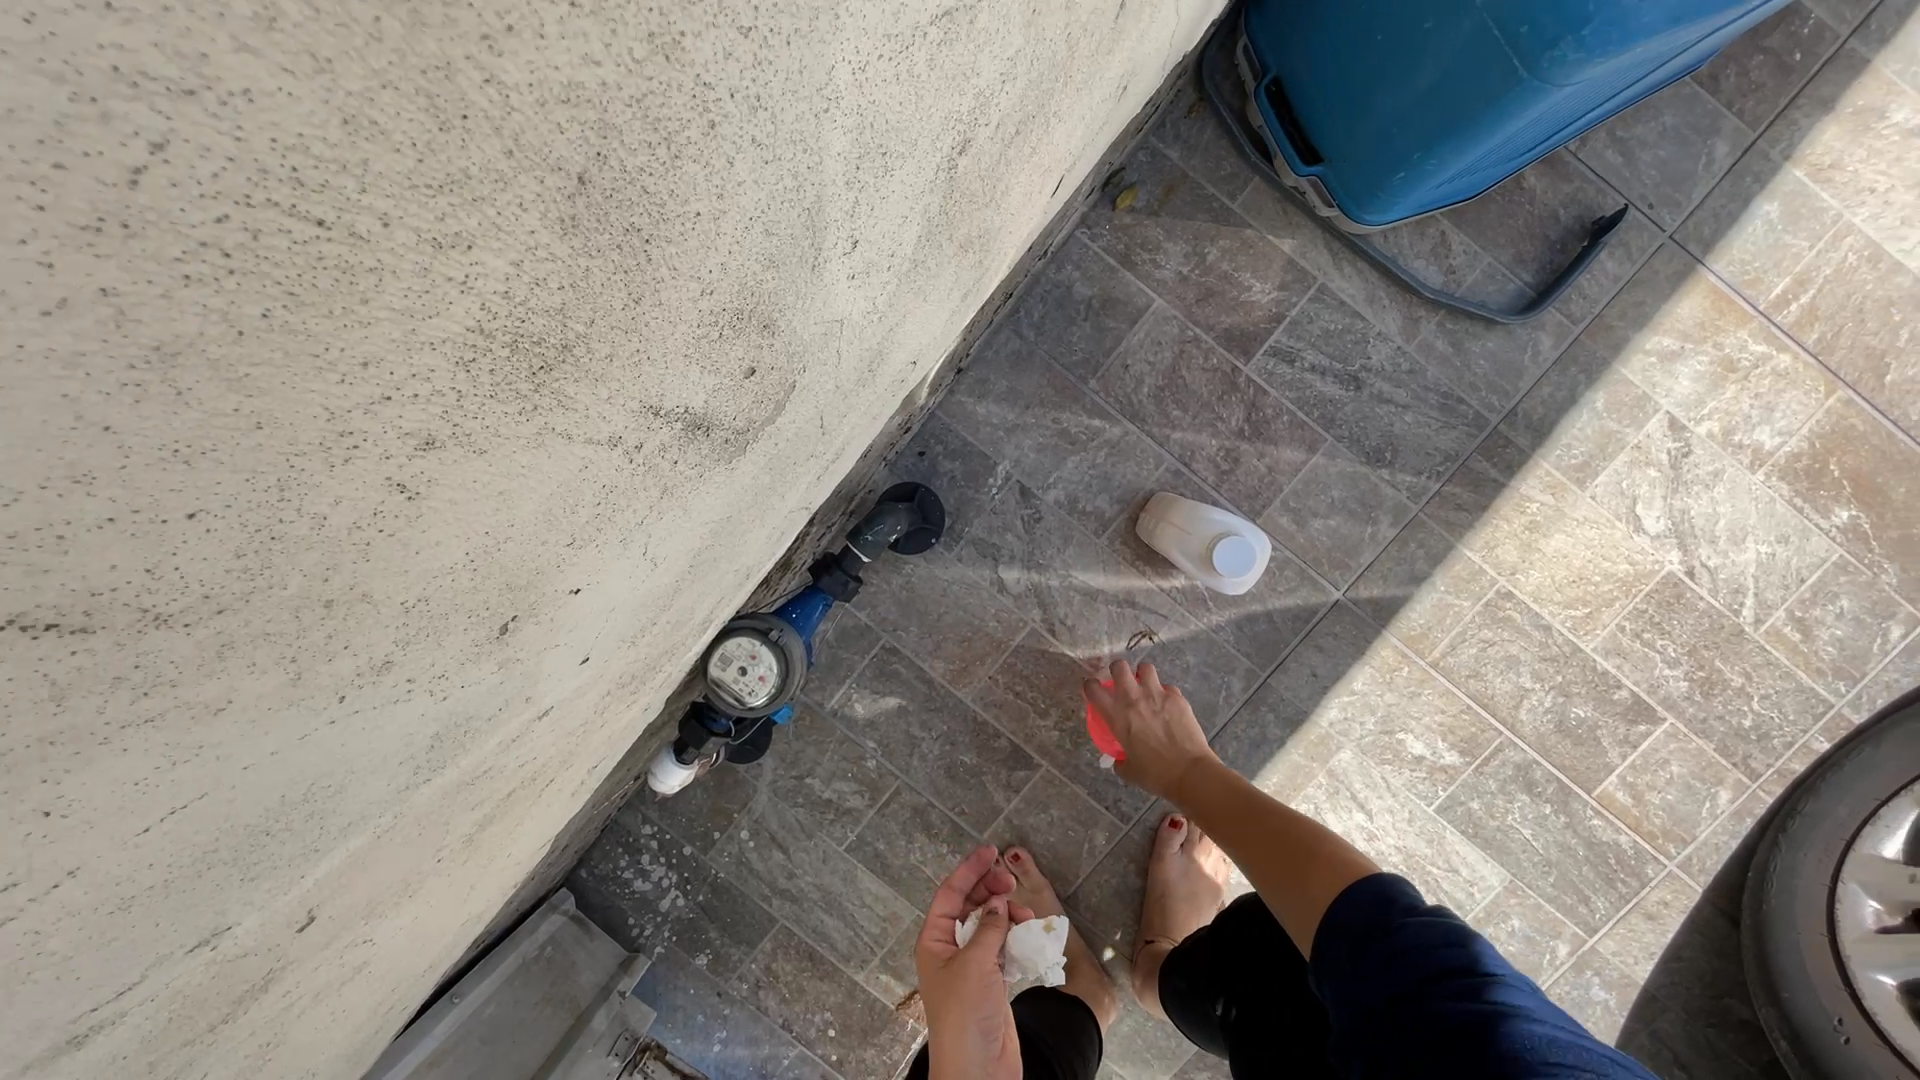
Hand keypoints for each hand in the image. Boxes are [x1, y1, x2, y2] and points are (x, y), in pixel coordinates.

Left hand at [915, 846, 1034, 1079]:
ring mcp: (971, 965)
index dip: (969, 869)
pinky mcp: (991, 981)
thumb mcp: (975, 963)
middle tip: (1012, 882)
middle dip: (990, 889)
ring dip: (1006, 913)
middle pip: (969, 905)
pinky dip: (1014, 935)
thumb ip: (988, 927)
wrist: (979, 1069)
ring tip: (1025, 914)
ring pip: (988, 924)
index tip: (991, 850)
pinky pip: (1002, 945)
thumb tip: (997, 902)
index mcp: (934, 940)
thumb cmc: (966, 1013)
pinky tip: (1027, 932)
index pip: (950, 893)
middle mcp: (949, 948)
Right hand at [1084, 659, 1219, 800]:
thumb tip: (1120, 760)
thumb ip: (1120, 761)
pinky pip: (1168, 687)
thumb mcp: (1129, 771)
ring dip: (1143, 675)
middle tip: (1122, 681)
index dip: (1091, 686)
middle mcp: (1133, 699)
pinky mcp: (1177, 697)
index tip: (1094, 689)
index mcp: (1116, 716)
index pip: (1093, 689)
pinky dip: (1166, 694)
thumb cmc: (1155, 774)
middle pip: (1119, 667)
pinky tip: (1169, 706)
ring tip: (1147, 686)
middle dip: (1118, 670)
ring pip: (1145, 667)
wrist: (1188, 771)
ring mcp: (1156, 694)